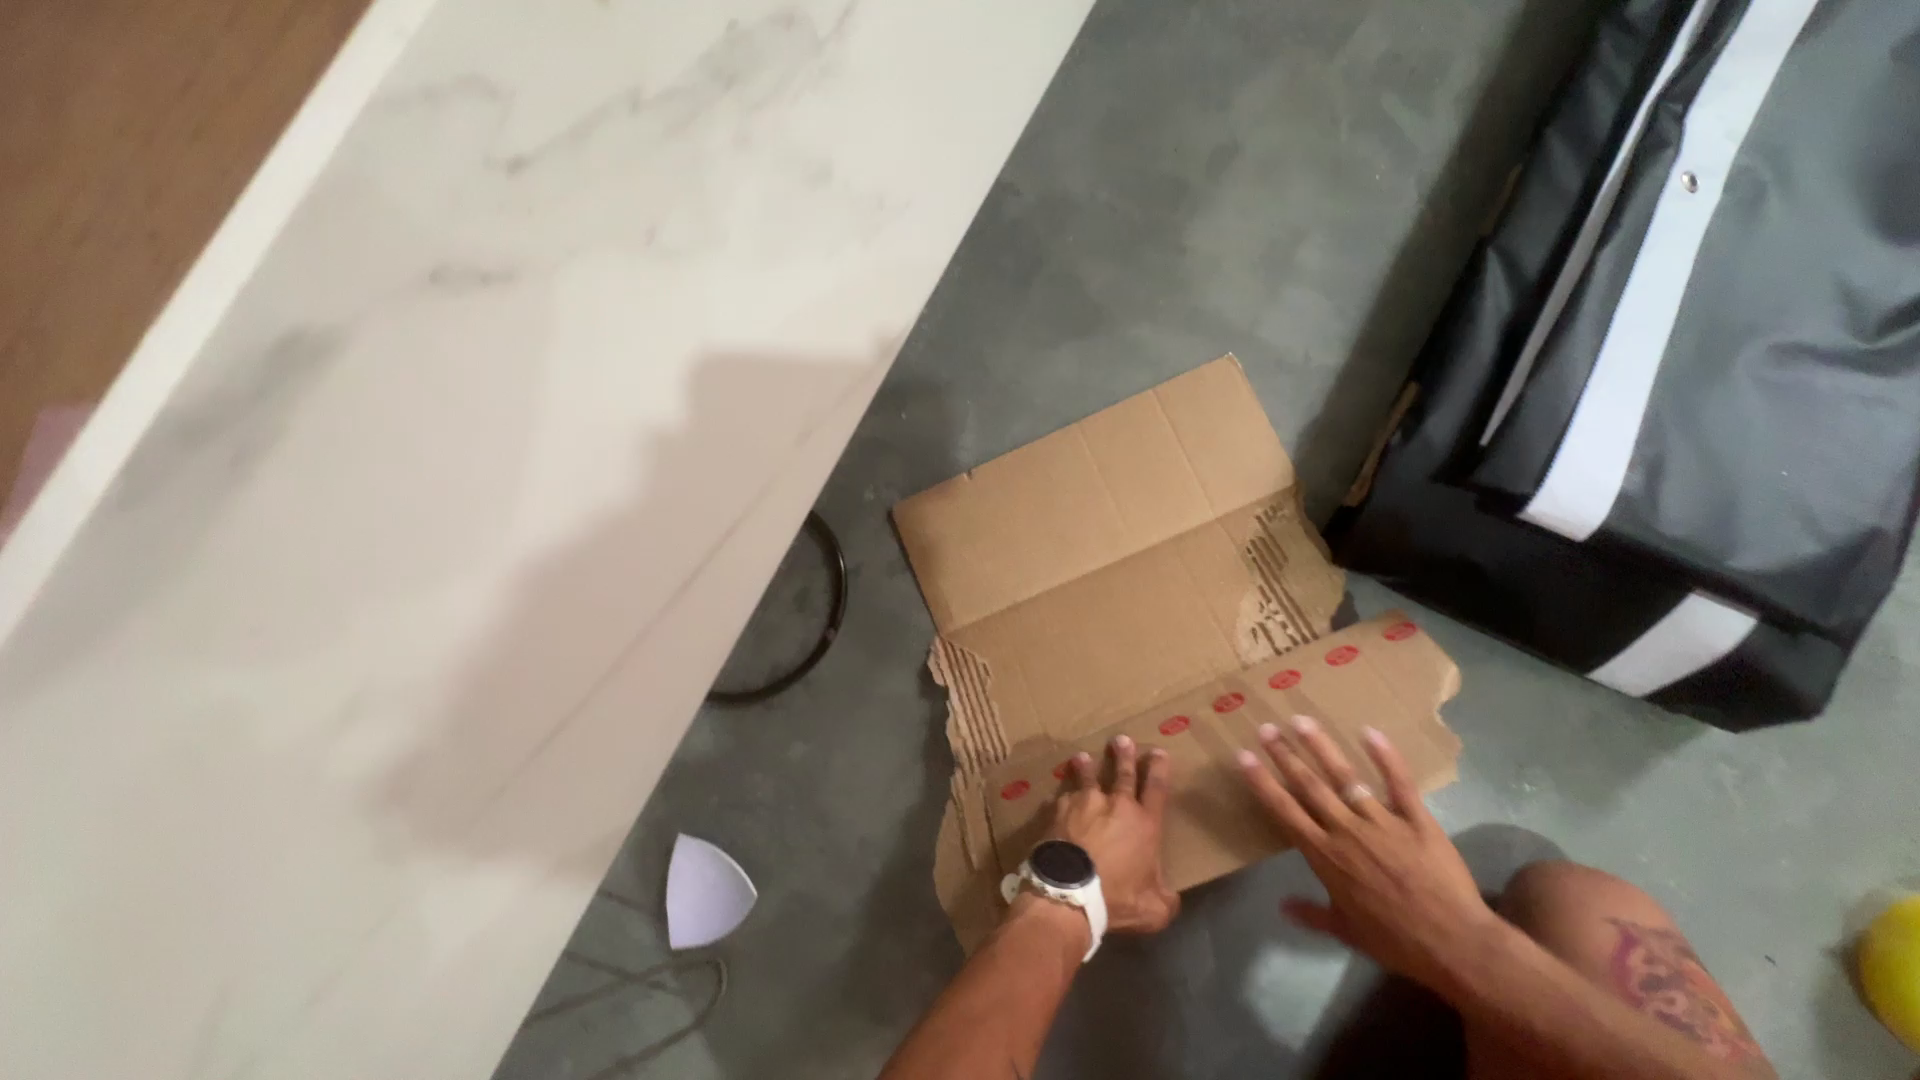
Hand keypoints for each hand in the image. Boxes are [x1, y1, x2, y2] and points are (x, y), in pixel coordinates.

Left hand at [1042, 735, 1180, 933]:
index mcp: (1144, 824)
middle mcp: (1116, 806)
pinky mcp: (1057, 811)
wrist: (1069, 893)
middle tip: (1121, 739)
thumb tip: (1170, 899)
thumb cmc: (1116, 899)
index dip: (1159, 769)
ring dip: (1086, 767)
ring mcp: (1084, 804)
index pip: (1157, 788)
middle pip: (1122, 773)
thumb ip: (1165, 899)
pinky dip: (1059, 798)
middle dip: (1124, 755)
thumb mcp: (1154, 910)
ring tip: (1082, 757)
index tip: (1158, 752)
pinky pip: (1059, 799)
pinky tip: (1053, 798)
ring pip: (1086, 778)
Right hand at [1236, 715, 1500, 991]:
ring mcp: (1382, 822)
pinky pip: (1400, 783)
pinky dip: (1385, 756)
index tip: (1243, 756)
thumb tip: (1282, 906)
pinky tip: (1369, 732)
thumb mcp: (1347, 931)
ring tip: (1302, 721)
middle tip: (1266, 728)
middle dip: (1285, 755)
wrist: (1453, 944)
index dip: (1262, 781)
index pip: (1284, 810)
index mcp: (1324, 855)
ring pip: (1345, 777)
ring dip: (1321, 747)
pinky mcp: (1417, 820)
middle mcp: (1346, 831)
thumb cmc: (1395, 941)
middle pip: (1309, 785)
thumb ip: (1313, 914)